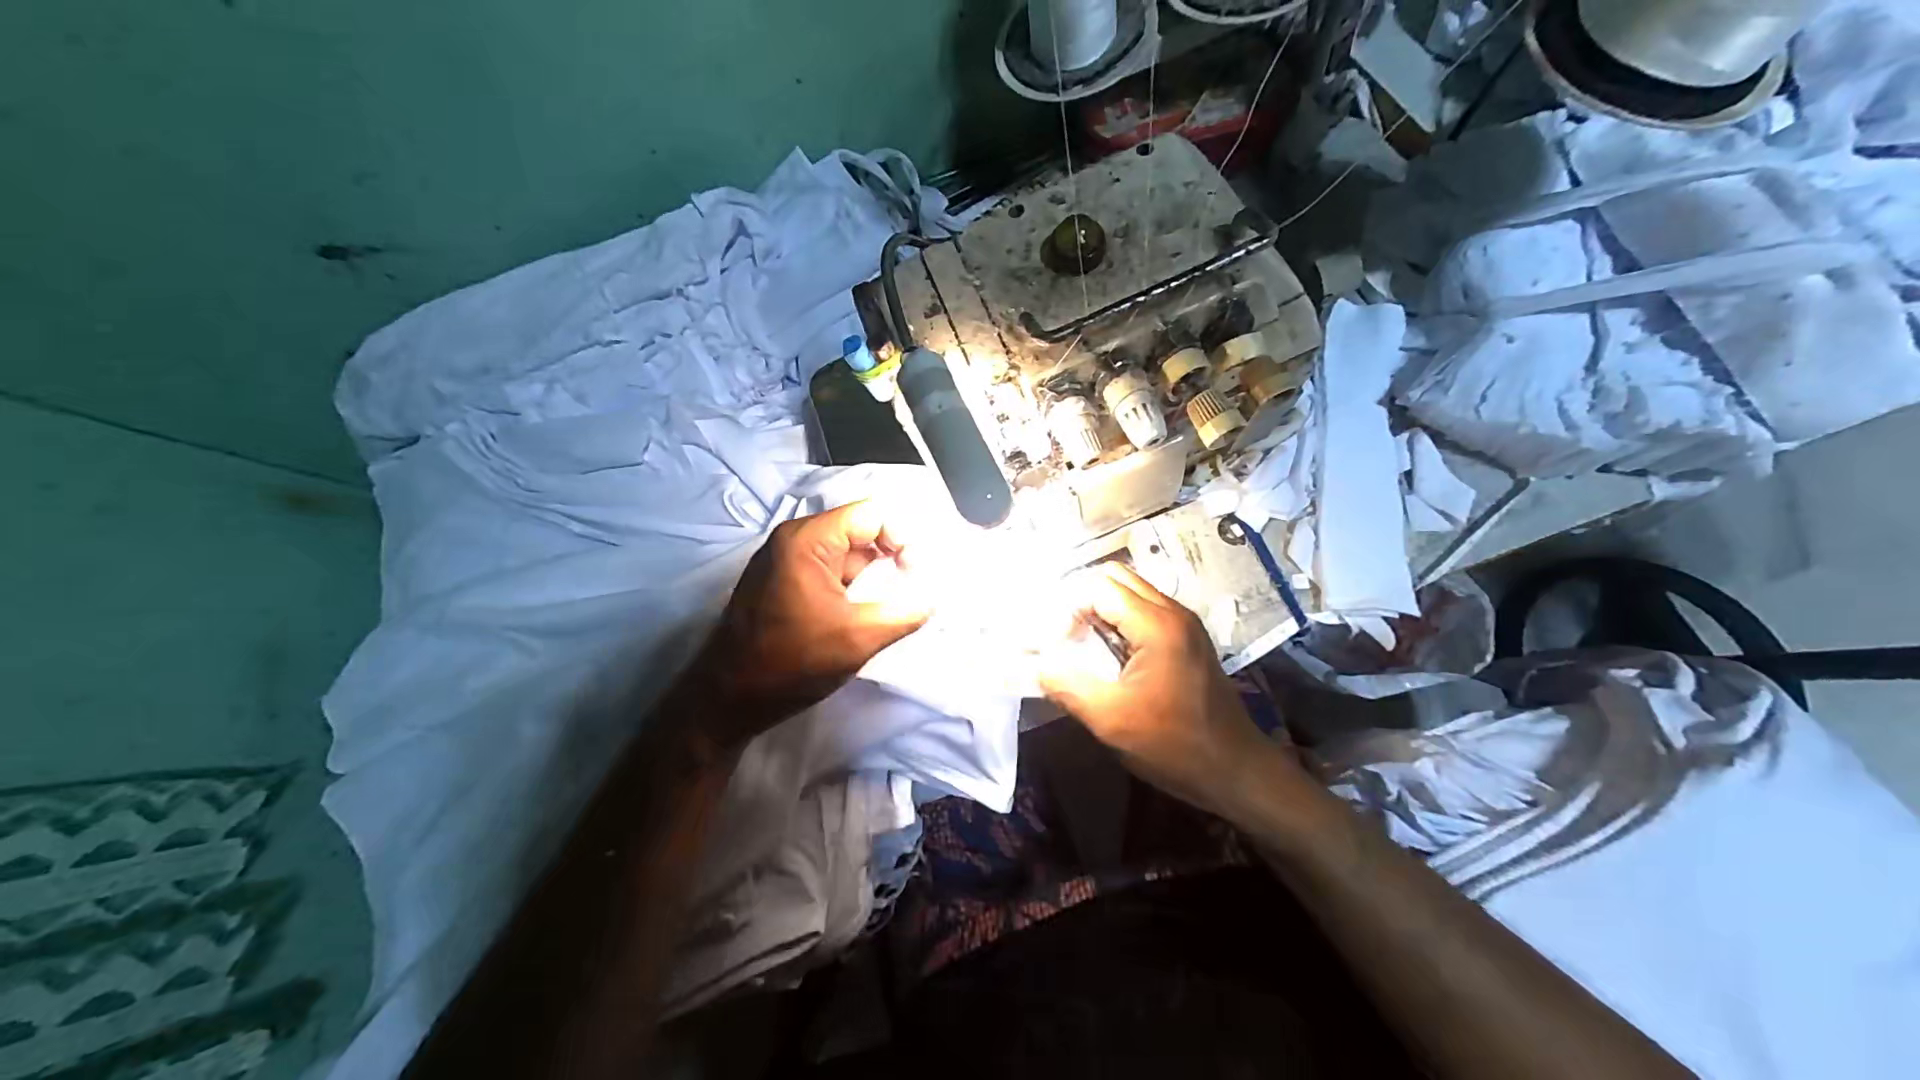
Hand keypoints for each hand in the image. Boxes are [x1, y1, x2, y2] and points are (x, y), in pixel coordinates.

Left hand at [678, 501, 931, 747]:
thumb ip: (905, 612)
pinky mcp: (782, 584)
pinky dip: (852, 590)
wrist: (728, 699)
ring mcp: (785, 562)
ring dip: (872, 579)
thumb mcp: (858, 638)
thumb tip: (932, 598)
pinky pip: (829, 574)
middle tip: (908, 594)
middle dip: (890, 561)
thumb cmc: (791, 662)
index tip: (916, 576)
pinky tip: (862, 618)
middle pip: (860, 533)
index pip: (873, 515)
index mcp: (807, 540)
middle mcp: (793, 540)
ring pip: (847, 557)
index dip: (903, 539)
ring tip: (887, 611)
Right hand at [1039, 562, 1293, 817]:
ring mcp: (1184, 624)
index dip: (1068, 609)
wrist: (1237, 771)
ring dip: (1100, 611)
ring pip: (1131, 594)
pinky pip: (1144, 613)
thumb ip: (1066, 685)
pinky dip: (1119, 623)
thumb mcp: (1111, 721)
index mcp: (1157, 624)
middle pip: (1116, 579)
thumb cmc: (1174, 745)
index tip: (1058, 644)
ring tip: (1081, 647)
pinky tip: (1108, 657)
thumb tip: (1034, 663)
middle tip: (1065, 637)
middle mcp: (1173, 612)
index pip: (1098, 586)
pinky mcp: (1187, 640)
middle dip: (1082, 600)